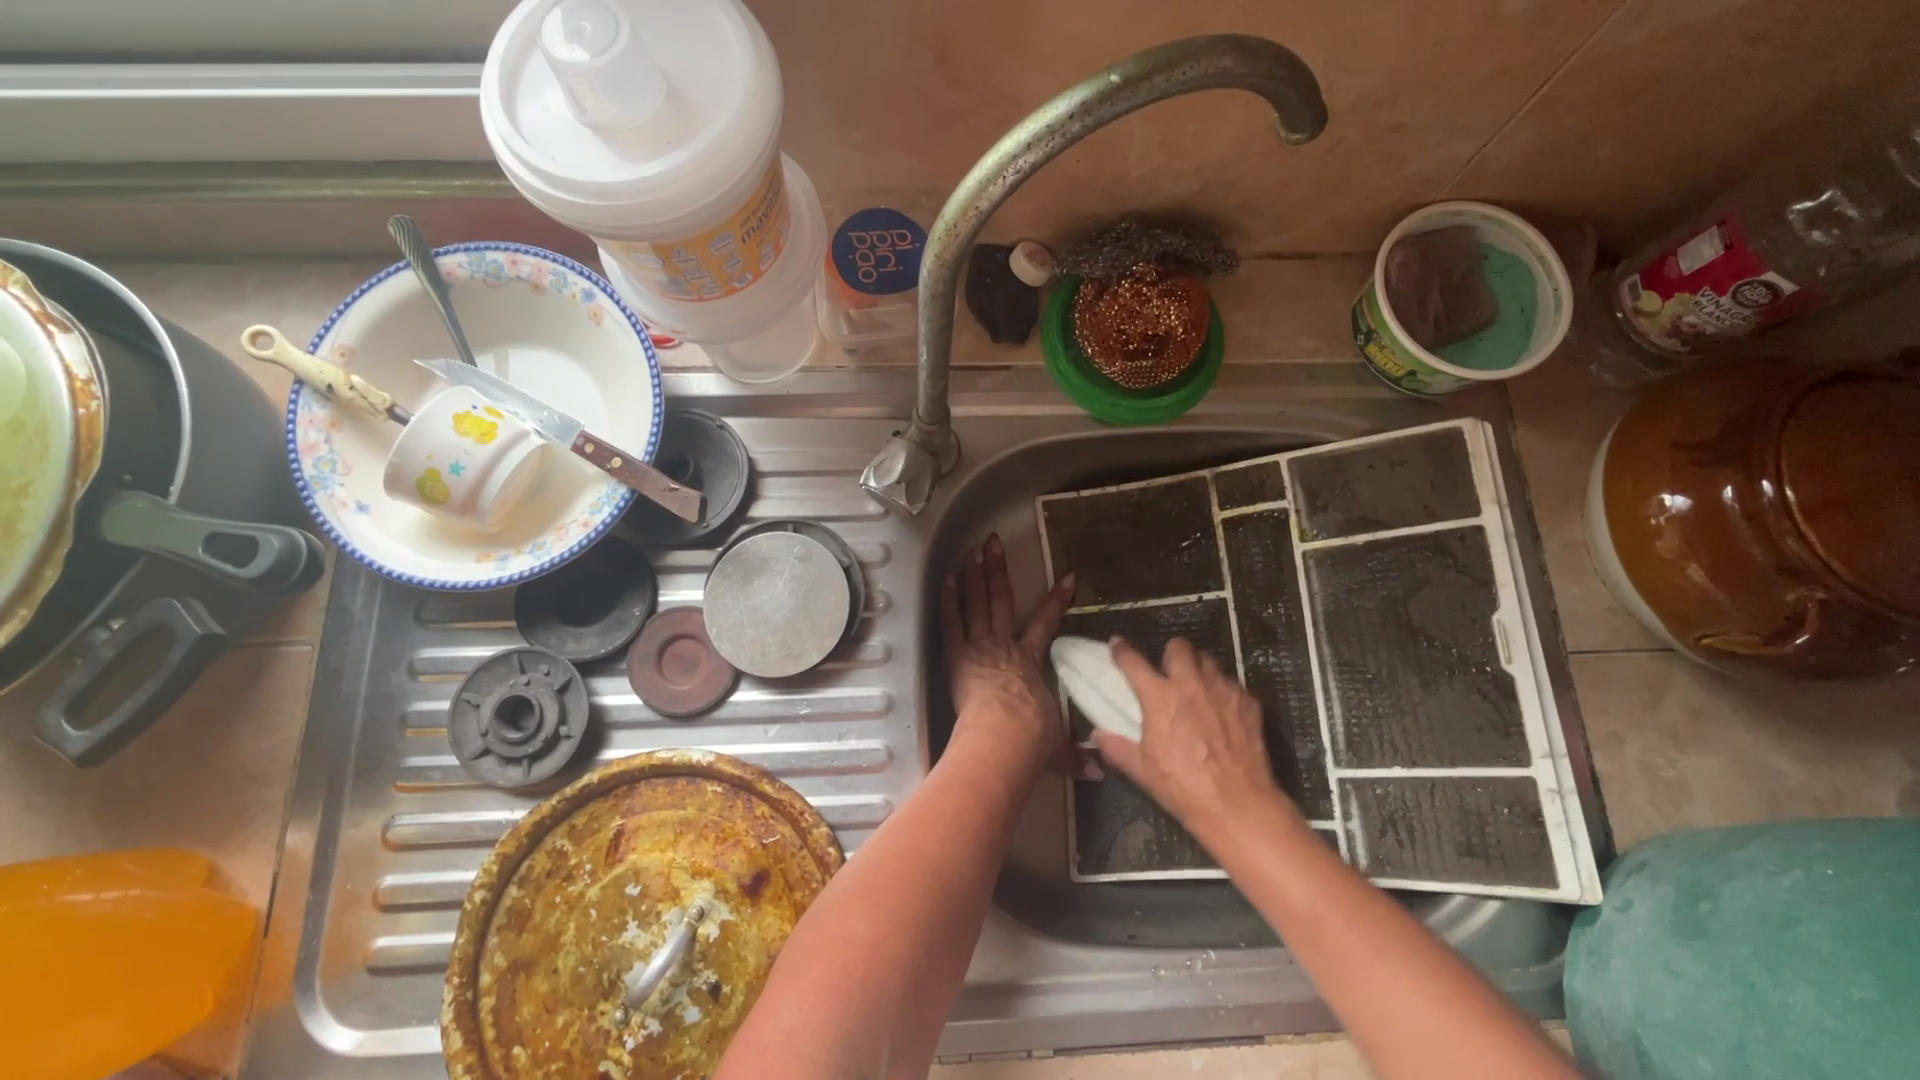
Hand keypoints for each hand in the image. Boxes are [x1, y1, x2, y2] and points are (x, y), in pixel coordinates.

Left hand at [941, 534, 1095, 778]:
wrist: (1005, 737)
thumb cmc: (1031, 738)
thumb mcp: (1055, 746)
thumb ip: (1073, 755)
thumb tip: (1098, 772)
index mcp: (1031, 660)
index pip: (1047, 623)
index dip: (1057, 599)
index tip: (1067, 577)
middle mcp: (1005, 645)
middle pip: (1002, 600)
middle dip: (999, 570)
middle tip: (994, 543)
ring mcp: (980, 647)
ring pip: (977, 603)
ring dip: (975, 575)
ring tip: (972, 550)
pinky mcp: (956, 656)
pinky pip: (951, 622)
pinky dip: (948, 600)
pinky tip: (946, 578)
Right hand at [1095, 637, 1293, 839]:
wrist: (1237, 803)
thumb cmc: (1182, 787)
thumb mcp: (1142, 770)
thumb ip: (1117, 747)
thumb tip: (1097, 735)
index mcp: (1159, 696)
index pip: (1133, 662)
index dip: (1121, 650)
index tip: (1117, 645)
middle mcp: (1191, 683)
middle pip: (1179, 647)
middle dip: (1170, 654)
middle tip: (1168, 670)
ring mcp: (1223, 690)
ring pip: (1208, 661)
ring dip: (1198, 668)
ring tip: (1196, 687)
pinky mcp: (1248, 702)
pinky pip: (1232, 684)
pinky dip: (1222, 691)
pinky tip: (1222, 711)